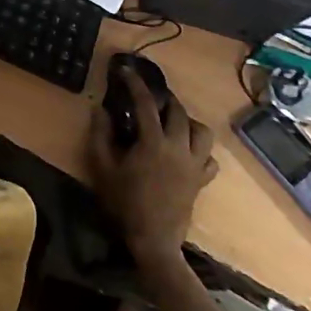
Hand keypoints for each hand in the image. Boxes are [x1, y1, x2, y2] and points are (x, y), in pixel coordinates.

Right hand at [89, 62, 218, 265]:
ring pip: (202, 131)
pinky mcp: (202, 180)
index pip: (146, 104)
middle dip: (165, 99)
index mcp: (154, 142)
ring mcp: (194, 164)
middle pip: (178, 112)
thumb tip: (100, 111)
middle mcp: (179, 148)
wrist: (153, 239)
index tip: (125, 71)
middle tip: (151, 96)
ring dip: (188, 121)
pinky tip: (187, 152)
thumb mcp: (103, 168)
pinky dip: (201, 150)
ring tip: (173, 121)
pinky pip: (209, 158)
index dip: (135, 84)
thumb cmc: (125, 203)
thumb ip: (100, 136)